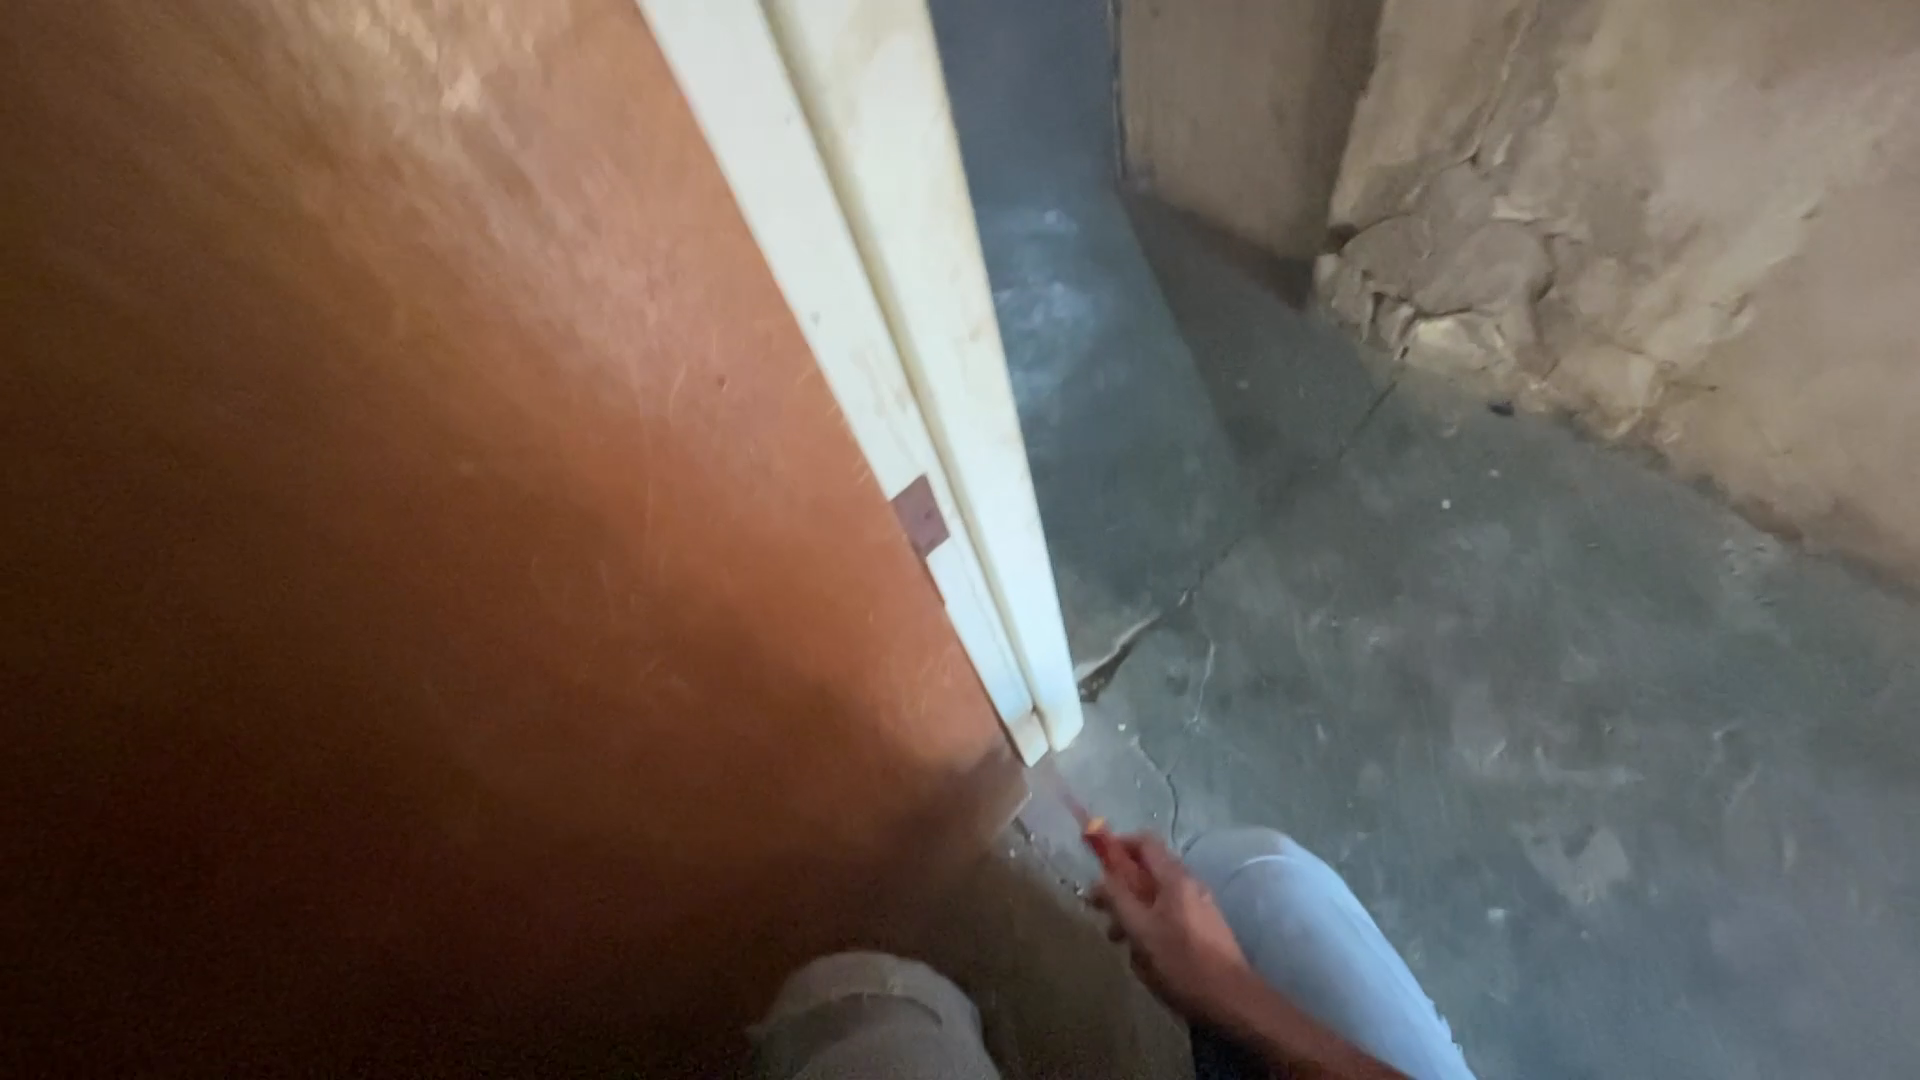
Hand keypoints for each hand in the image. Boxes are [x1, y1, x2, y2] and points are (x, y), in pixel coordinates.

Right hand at [1089, 831, 1258, 1025]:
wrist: (1233, 1001)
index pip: (1144, 842)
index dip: (1118, 844)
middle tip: (1102, 909)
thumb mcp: (1139, 930)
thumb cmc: (1181, 961)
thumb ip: (1117, 899)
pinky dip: (1152, 923)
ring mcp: (1201, 906)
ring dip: (1135, 910)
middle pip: (1149, 870)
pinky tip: (1145, 954)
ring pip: (1158, 896)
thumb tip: (1099, 879)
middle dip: (1122, 886)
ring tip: (1119, 938)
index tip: (1097, 861)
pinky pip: (1171, 914)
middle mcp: (1190, 883)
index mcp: (1174, 877)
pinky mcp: (1206, 928)